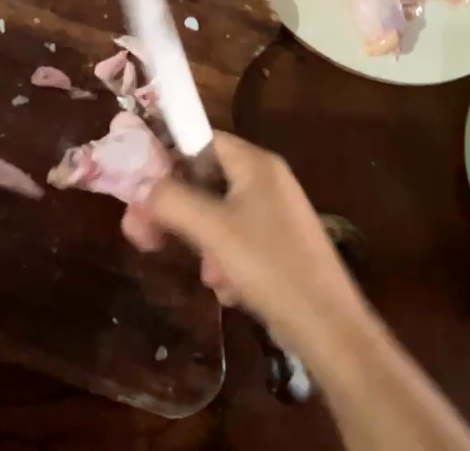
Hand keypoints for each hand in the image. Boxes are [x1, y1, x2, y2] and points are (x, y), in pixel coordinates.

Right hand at [128, 133, 354, 339]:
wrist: (331, 331)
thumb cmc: (271, 267)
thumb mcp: (212, 229)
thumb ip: (169, 199)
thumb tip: (139, 186)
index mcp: (255, 164)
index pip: (199, 138)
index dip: (165, 155)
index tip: (138, 185)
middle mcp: (266, 181)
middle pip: (203, 179)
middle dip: (175, 209)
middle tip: (146, 234)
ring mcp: (275, 215)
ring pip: (216, 214)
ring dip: (199, 242)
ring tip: (205, 273)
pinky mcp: (279, 247)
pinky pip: (236, 240)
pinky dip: (223, 261)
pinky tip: (227, 289)